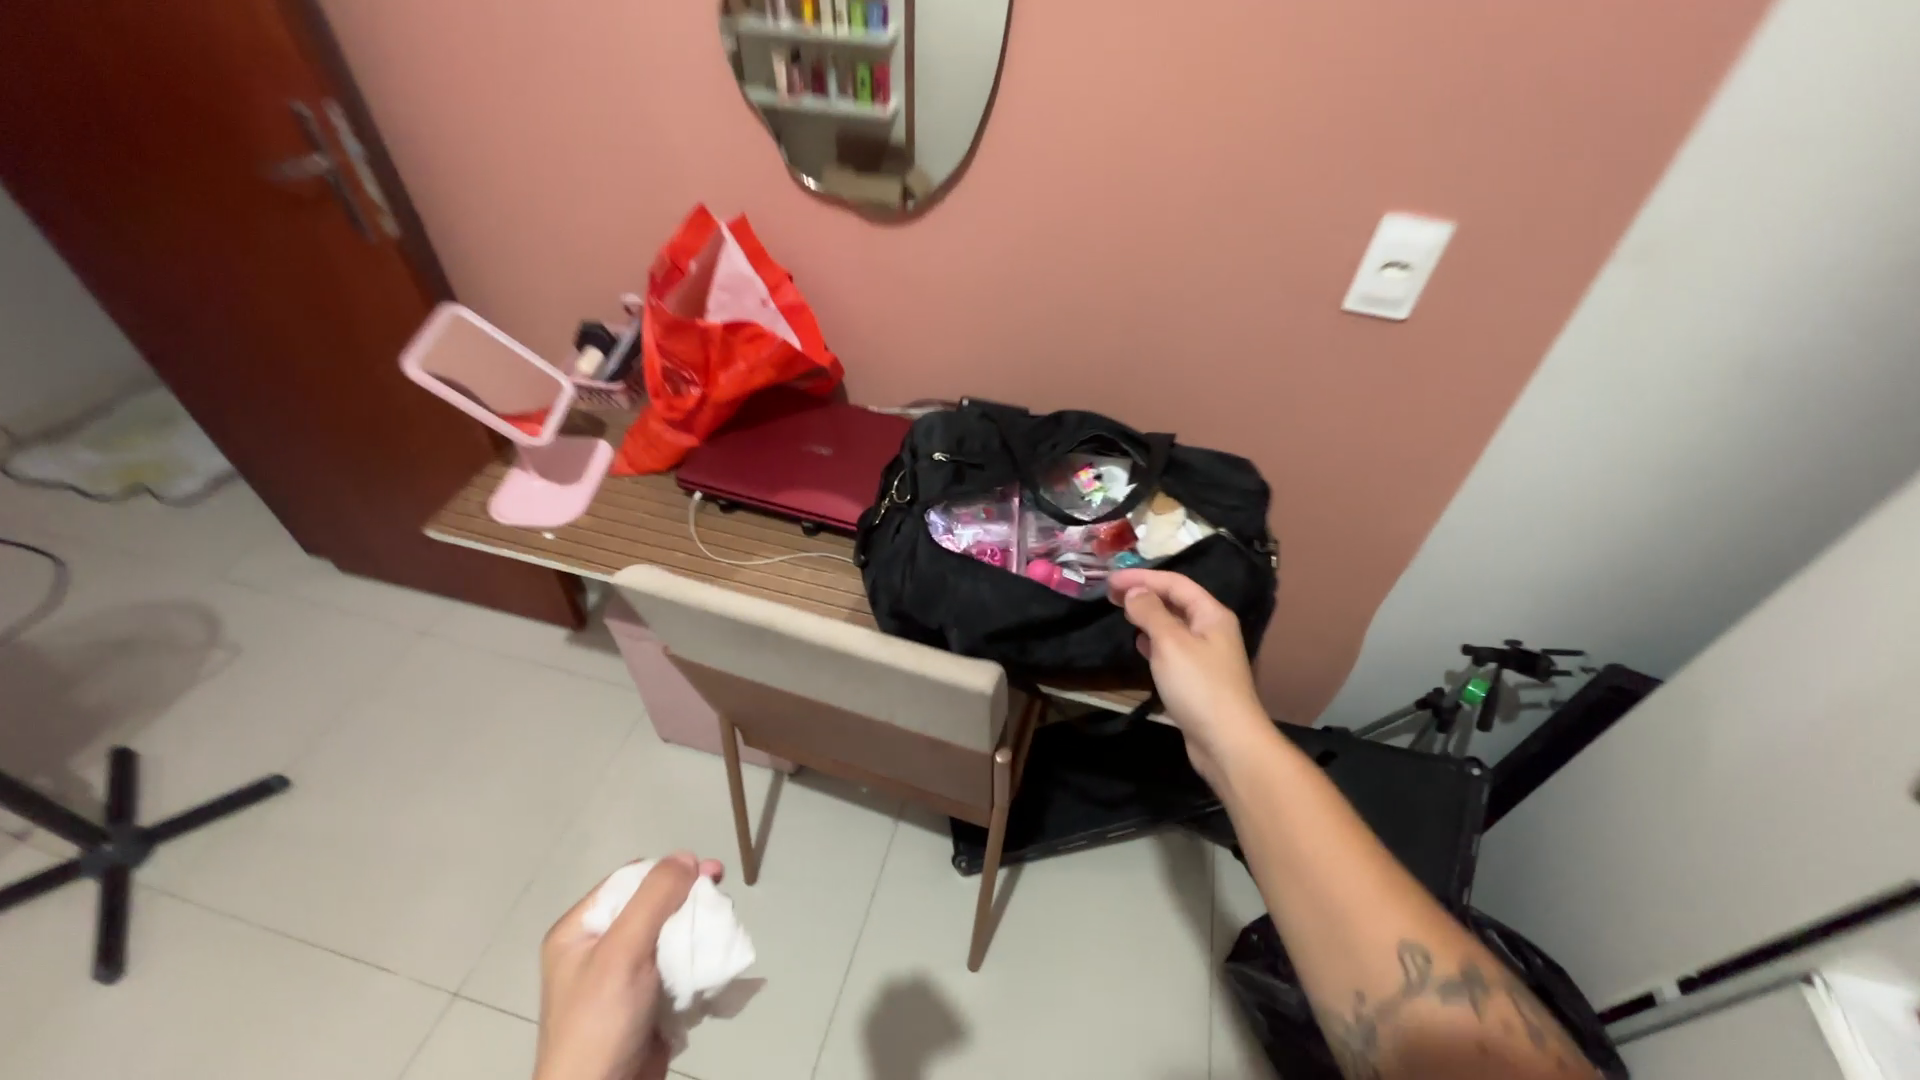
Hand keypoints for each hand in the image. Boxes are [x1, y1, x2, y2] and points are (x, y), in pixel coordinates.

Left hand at [535, 853, 723, 1079]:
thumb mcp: (623, 951)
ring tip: (722, 935)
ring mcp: (623, 980)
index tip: (708, 873)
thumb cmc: (601, 1023)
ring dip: (698, 933)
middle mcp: (599, 950)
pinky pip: (677, 968)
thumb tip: (685, 856)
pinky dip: (698, 963)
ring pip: (670, 937)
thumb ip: (654, 899)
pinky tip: (714, 965)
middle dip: (688, 903)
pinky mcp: (646, 1004)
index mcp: (580, 932)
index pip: (629, 881)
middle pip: (653, 907)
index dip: (669, 872)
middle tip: (721, 902)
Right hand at [1109, 569, 1273, 782]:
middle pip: (1175, 602)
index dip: (1142, 577)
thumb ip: (1150, 612)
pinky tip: (1140, 644)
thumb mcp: (1170, 642)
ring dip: (1148, 616)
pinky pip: (1172, 649)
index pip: (1175, 583)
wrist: (1226, 741)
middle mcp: (1212, 630)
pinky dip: (1153, 641)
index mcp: (1211, 614)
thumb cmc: (1199, 686)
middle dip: (1144, 593)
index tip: (1110, 580)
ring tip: (1122, 613)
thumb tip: (1134, 592)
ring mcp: (1206, 655)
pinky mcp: (1197, 679)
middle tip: (1111, 594)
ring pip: (1173, 625)